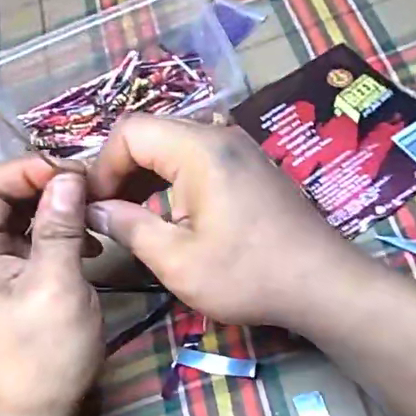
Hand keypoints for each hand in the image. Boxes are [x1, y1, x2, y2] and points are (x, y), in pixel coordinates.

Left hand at [0, 157, 102, 415]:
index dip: (32, 168)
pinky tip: (83, 243)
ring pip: (15, 217)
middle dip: (45, 186)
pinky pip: (24, 241)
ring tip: (91, 215)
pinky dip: (52, 234)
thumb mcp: (57, 288)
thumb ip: (60, 228)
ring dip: (52, 209)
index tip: (79, 171)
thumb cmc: (42, 358)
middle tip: (91, 188)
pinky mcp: (2, 281)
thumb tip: (69, 176)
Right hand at [84, 116, 357, 328]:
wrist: (322, 284)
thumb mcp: (177, 260)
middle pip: (150, 135)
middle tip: (106, 215)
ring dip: (144, 179)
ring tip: (130, 220)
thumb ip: (129, 228)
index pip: (129, 131)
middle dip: (120, 173)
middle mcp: (219, 136)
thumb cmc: (247, 275)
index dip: (102, 166)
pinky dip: (171, 183)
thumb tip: (93, 209)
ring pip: (172, 148)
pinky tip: (166, 218)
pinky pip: (196, 161)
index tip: (94, 207)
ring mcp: (238, 149)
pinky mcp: (249, 168)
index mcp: (199, 149)